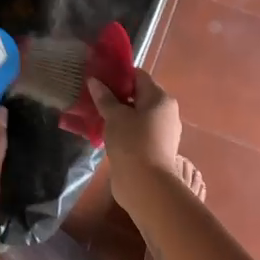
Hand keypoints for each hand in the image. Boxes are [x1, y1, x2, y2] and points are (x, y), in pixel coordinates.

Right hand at [87, 69, 181, 199]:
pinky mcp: (155, 148)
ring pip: (137, 115)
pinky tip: (105, 132)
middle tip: (94, 96)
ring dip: (118, 114)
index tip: (98, 77)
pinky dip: (123, 129)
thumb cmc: (132, 141)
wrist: (145, 184)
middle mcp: (165, 112)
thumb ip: (104, 97)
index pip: (139, 76)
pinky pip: (137, 131)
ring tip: (95, 114)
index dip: (119, 74)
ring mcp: (161, 132)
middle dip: (117, 95)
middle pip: (139, 95)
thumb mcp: (115, 116)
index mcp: (160, 98)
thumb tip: (94, 80)